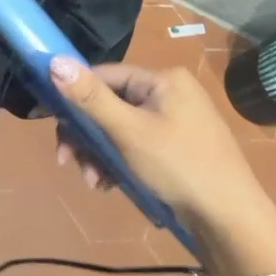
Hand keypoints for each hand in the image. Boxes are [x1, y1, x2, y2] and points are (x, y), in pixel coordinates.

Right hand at [47, 58, 273, 225]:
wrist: (225, 214)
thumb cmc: (178, 164)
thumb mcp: (128, 131)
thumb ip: (90, 98)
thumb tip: (54, 61)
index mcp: (162, 80)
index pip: (103, 76)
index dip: (72, 97)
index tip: (49, 123)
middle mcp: (167, 93)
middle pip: (106, 106)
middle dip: (84, 137)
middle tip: (67, 162)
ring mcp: (170, 121)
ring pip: (114, 130)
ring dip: (95, 156)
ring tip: (93, 182)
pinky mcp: (170, 146)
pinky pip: (129, 146)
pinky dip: (113, 164)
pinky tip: (108, 185)